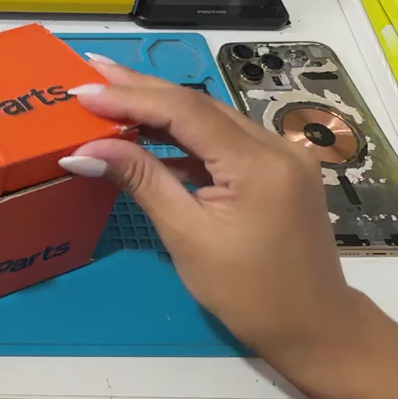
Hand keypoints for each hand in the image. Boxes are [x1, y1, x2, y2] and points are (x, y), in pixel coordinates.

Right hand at [56, 59, 370, 372]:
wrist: (315, 329)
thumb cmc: (247, 293)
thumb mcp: (186, 236)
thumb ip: (141, 180)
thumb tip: (85, 150)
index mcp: (258, 164)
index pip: (184, 112)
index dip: (129, 97)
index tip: (82, 91)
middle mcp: (275, 146)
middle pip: (197, 104)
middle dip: (139, 87)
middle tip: (90, 69)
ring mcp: (279, 154)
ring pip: (208, 116)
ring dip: (156, 105)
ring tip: (108, 92)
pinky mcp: (274, 167)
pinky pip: (219, 138)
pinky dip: (178, 133)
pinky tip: (145, 129)